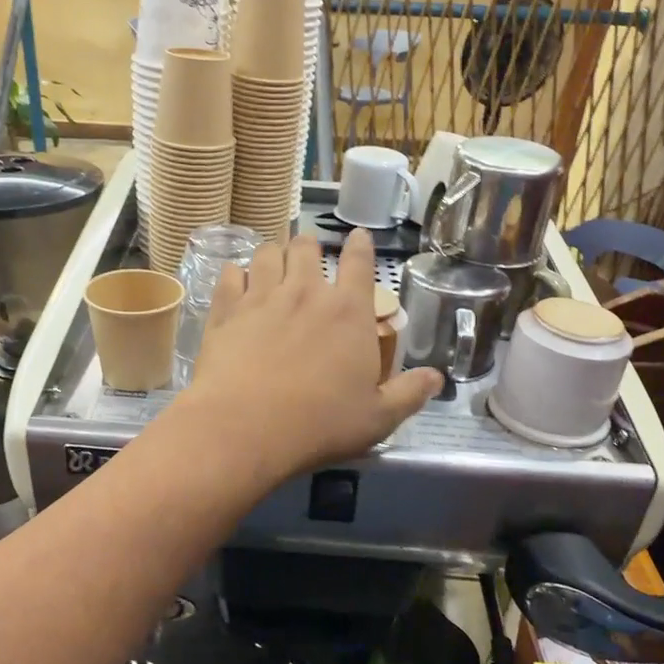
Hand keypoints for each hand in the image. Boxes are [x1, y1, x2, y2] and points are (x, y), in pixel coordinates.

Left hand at [174, 230, 441, 480]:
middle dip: (309, 245)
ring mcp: (262, 297)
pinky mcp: (226, 311)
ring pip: (267, 254)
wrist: (244, 426)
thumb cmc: (320, 424)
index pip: (360, 263)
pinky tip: (235, 279)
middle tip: (307, 253)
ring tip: (272, 260)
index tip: (358, 236)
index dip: (360, 245)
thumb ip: (408, 394)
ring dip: (273, 253)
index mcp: (349, 312)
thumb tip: (438, 378)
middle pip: (306, 247)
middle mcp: (306, 292)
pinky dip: (235, 273)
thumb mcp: (377, 418)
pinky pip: (230, 276)